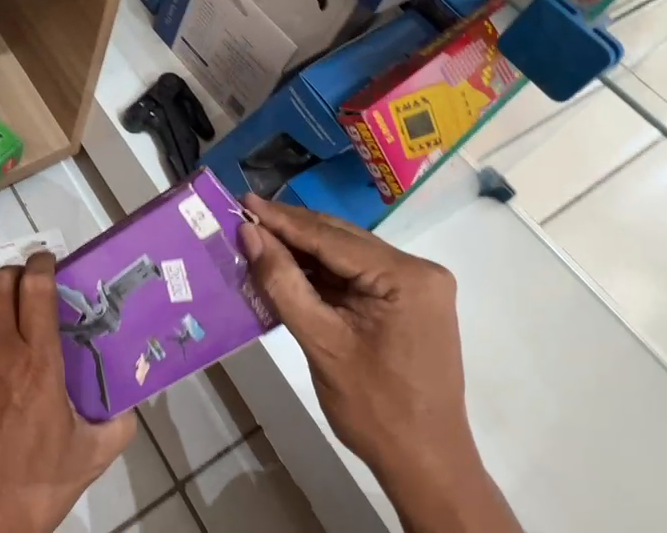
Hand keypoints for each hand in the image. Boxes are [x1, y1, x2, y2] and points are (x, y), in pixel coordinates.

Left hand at [0, 253, 137, 532]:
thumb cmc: (31, 488)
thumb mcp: (88, 459)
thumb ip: (115, 426)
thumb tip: (126, 408)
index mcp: (37, 361)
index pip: (36, 289)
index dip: (42, 264)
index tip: (49, 259)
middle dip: (16, 271)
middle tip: (31, 281)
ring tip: (7, 303)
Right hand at [238, 195, 519, 532]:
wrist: (425, 465)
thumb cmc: (375, 408)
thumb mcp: (321, 342)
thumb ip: (283, 283)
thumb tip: (249, 233)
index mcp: (406, 276)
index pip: (332, 237)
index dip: (283, 220)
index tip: (242, 201)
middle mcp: (417, 270)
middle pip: (340, 240)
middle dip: (291, 231)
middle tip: (244, 216)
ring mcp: (415, 286)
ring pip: (346, 256)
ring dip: (303, 251)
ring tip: (257, 237)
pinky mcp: (407, 302)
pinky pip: (355, 276)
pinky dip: (321, 274)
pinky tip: (287, 267)